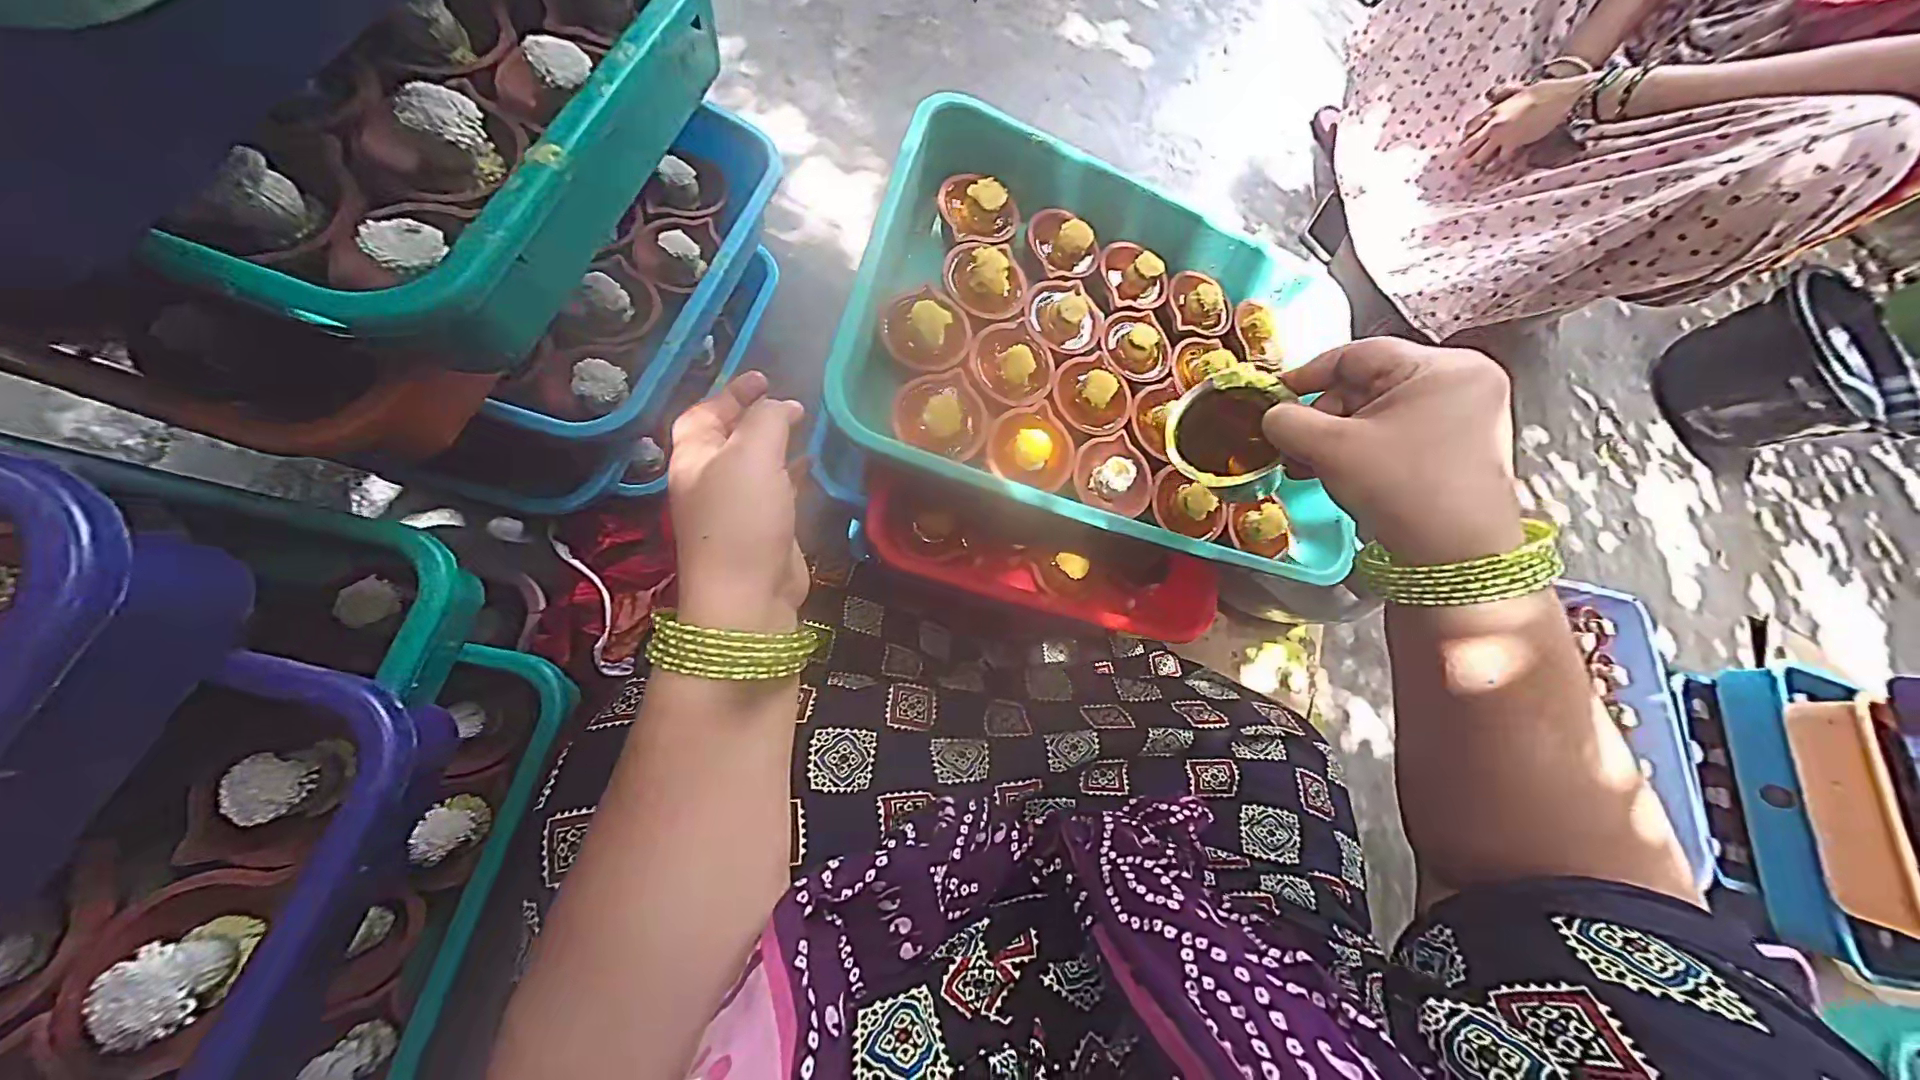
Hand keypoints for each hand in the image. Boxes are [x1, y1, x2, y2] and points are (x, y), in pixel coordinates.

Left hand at [668, 371, 808, 632]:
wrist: (750, 593)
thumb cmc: (742, 517)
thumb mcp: (752, 455)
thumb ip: (767, 420)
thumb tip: (783, 405)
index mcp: (694, 457)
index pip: (704, 413)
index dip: (730, 392)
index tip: (763, 377)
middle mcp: (712, 479)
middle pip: (732, 436)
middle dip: (758, 415)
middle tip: (792, 401)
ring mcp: (739, 506)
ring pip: (759, 463)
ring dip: (780, 442)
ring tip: (809, 424)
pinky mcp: (766, 527)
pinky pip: (780, 489)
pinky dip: (796, 472)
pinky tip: (815, 464)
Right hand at [1262, 339, 1524, 564]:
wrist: (1455, 556)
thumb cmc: (1402, 489)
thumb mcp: (1331, 448)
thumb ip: (1288, 421)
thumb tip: (1272, 415)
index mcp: (1442, 367)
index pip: (1356, 355)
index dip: (1306, 374)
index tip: (1274, 397)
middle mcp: (1462, 381)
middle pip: (1366, 384)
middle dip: (1321, 415)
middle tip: (1292, 444)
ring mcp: (1464, 415)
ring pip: (1376, 412)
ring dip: (1335, 436)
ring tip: (1308, 464)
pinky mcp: (1458, 446)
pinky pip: (1394, 433)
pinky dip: (1360, 448)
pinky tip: (1336, 471)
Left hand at [1459, 77, 1589, 167]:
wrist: (1565, 96)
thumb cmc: (1544, 91)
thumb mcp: (1519, 89)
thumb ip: (1502, 94)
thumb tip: (1489, 94)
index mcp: (1493, 111)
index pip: (1469, 128)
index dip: (1466, 137)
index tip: (1466, 143)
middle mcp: (1494, 125)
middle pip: (1468, 146)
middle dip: (1463, 155)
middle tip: (1459, 164)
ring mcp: (1503, 137)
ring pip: (1479, 156)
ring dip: (1475, 163)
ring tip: (1471, 169)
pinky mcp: (1514, 144)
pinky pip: (1499, 159)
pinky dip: (1494, 164)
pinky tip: (1491, 168)